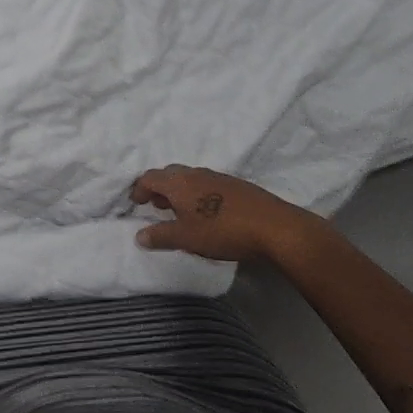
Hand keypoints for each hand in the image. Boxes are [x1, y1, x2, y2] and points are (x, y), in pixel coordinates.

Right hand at [128, 165, 325, 263]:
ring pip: (190, 177)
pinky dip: (199, 193)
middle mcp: (195, 173)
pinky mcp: (237, 185)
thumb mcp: (186, 238)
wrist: (275, 227)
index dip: (139, 188)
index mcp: (178, 182)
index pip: (150, 177)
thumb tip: (138, 236)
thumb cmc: (223, 231)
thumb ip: (160, 236)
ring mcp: (218, 176)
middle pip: (169, 173)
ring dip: (180, 190)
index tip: (136, 202)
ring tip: (181, 211)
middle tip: (157, 206)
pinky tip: (208, 212)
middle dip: (159, 187)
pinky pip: (208, 183)